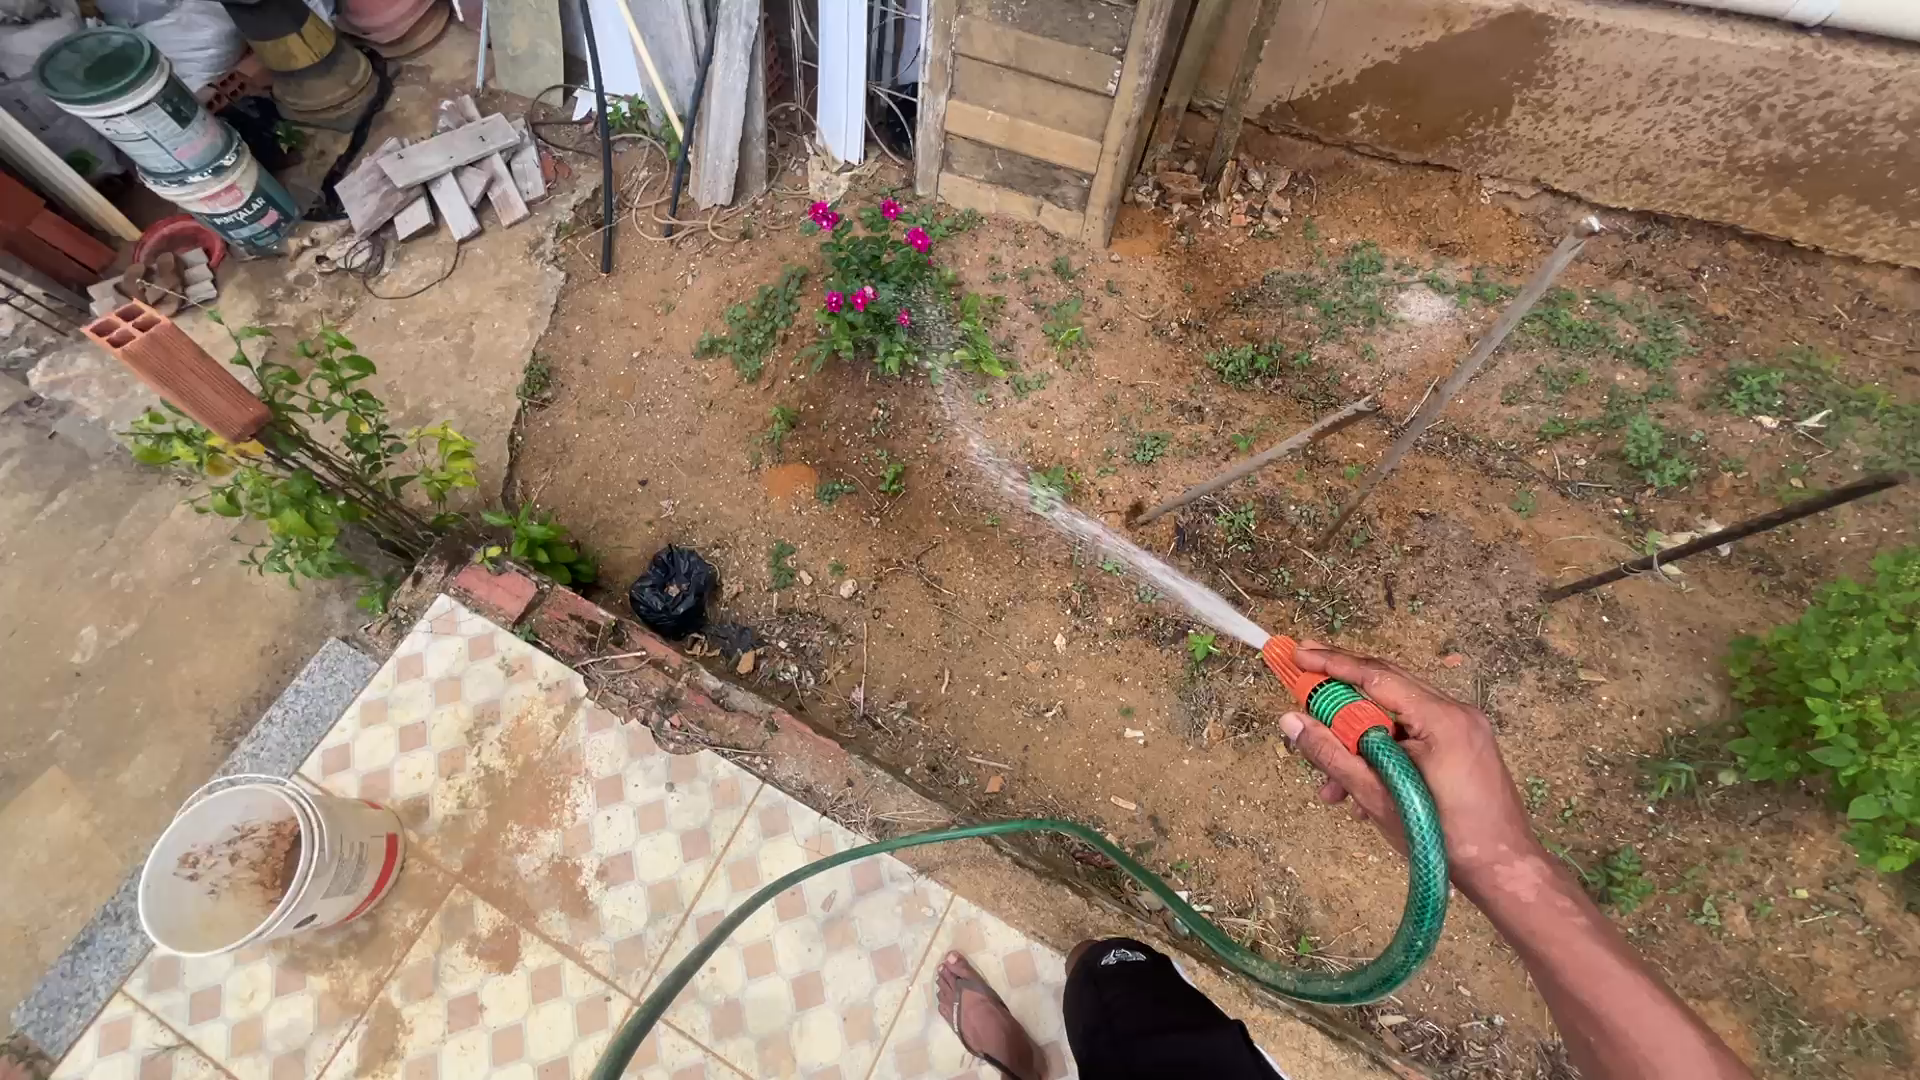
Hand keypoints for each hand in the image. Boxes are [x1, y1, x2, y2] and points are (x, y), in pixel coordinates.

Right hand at [1279, 640, 1538, 894]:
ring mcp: (1462, 728)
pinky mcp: (1461, 745)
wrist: (1505, 874)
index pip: (1376, 676)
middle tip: (1301, 671)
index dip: (1332, 663)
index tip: (1299, 653)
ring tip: (1327, 775)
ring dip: (1355, 733)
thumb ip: (1329, 752)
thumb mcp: (1375, 794)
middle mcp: (1456, 714)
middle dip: (1339, 686)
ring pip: (1393, 713)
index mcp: (1442, 720)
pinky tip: (1358, 785)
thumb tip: (1290, 721)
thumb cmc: (1443, 837)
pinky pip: (1408, 732)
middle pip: (1384, 684)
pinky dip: (1379, 748)